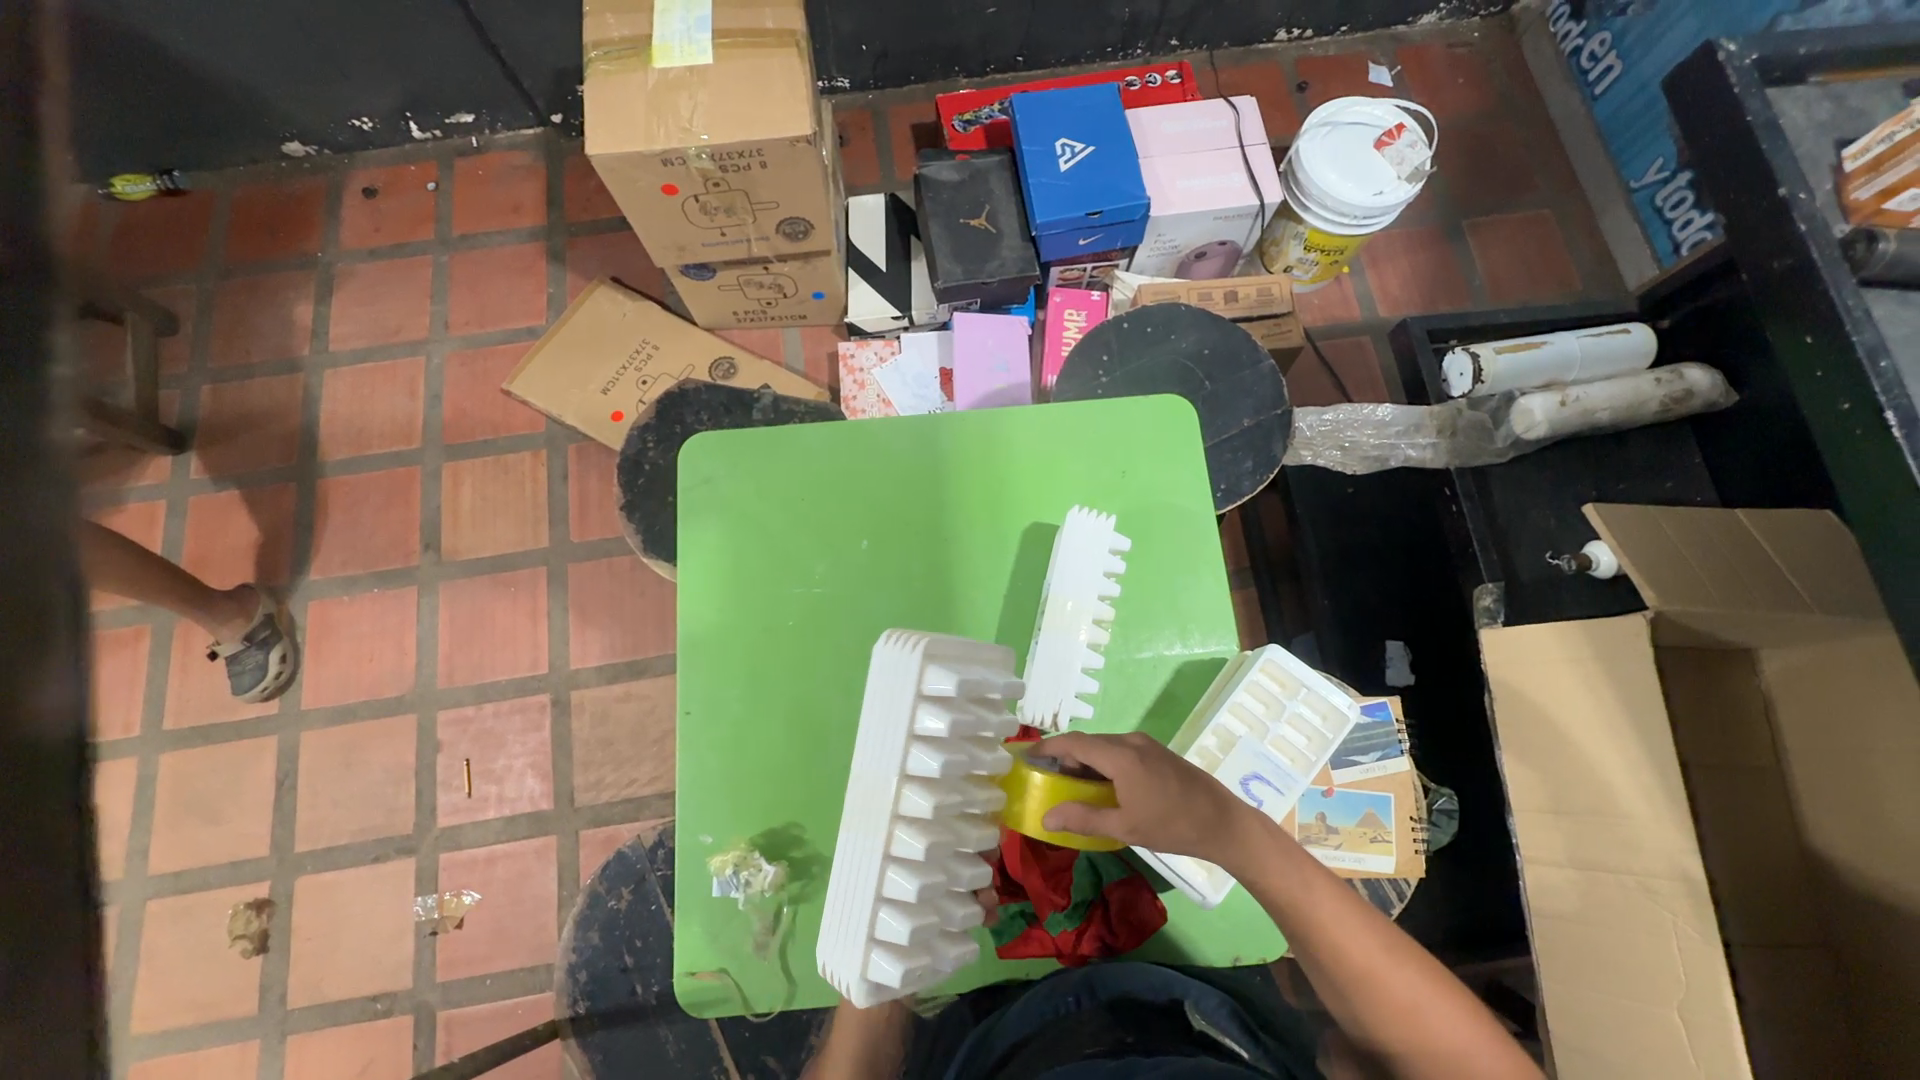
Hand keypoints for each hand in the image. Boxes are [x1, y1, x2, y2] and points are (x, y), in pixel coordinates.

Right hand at [1037, 731, 1261, 865]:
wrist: (1223, 822)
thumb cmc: (1172, 826)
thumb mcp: (1124, 828)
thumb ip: (1083, 819)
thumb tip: (1047, 817)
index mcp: (1121, 755)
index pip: (1074, 743)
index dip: (1048, 748)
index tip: (1027, 757)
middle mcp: (1131, 741)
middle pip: (1088, 742)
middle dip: (1065, 757)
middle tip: (1046, 777)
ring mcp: (1147, 745)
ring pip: (1105, 746)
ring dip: (1085, 761)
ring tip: (1071, 785)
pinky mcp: (1157, 753)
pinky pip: (1120, 751)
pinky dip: (1103, 763)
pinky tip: (1102, 786)